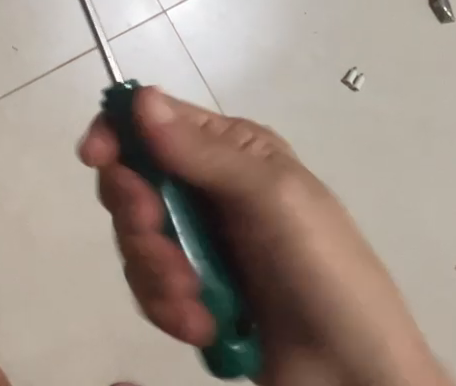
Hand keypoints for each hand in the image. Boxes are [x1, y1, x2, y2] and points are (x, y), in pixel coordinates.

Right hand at [79, 89, 452, 385]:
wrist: (358, 384)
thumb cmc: (327, 275)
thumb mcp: (275, 200)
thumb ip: (204, 153)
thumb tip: (140, 98)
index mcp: (230, 151)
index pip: (151, 120)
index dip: (116, 132)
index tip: (96, 159)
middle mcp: (207, 188)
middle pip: (130, 178)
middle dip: (136, 213)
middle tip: (157, 236)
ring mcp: (198, 243)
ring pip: (133, 236)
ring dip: (154, 270)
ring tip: (194, 302)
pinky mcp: (192, 292)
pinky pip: (146, 285)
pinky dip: (165, 306)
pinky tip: (201, 325)